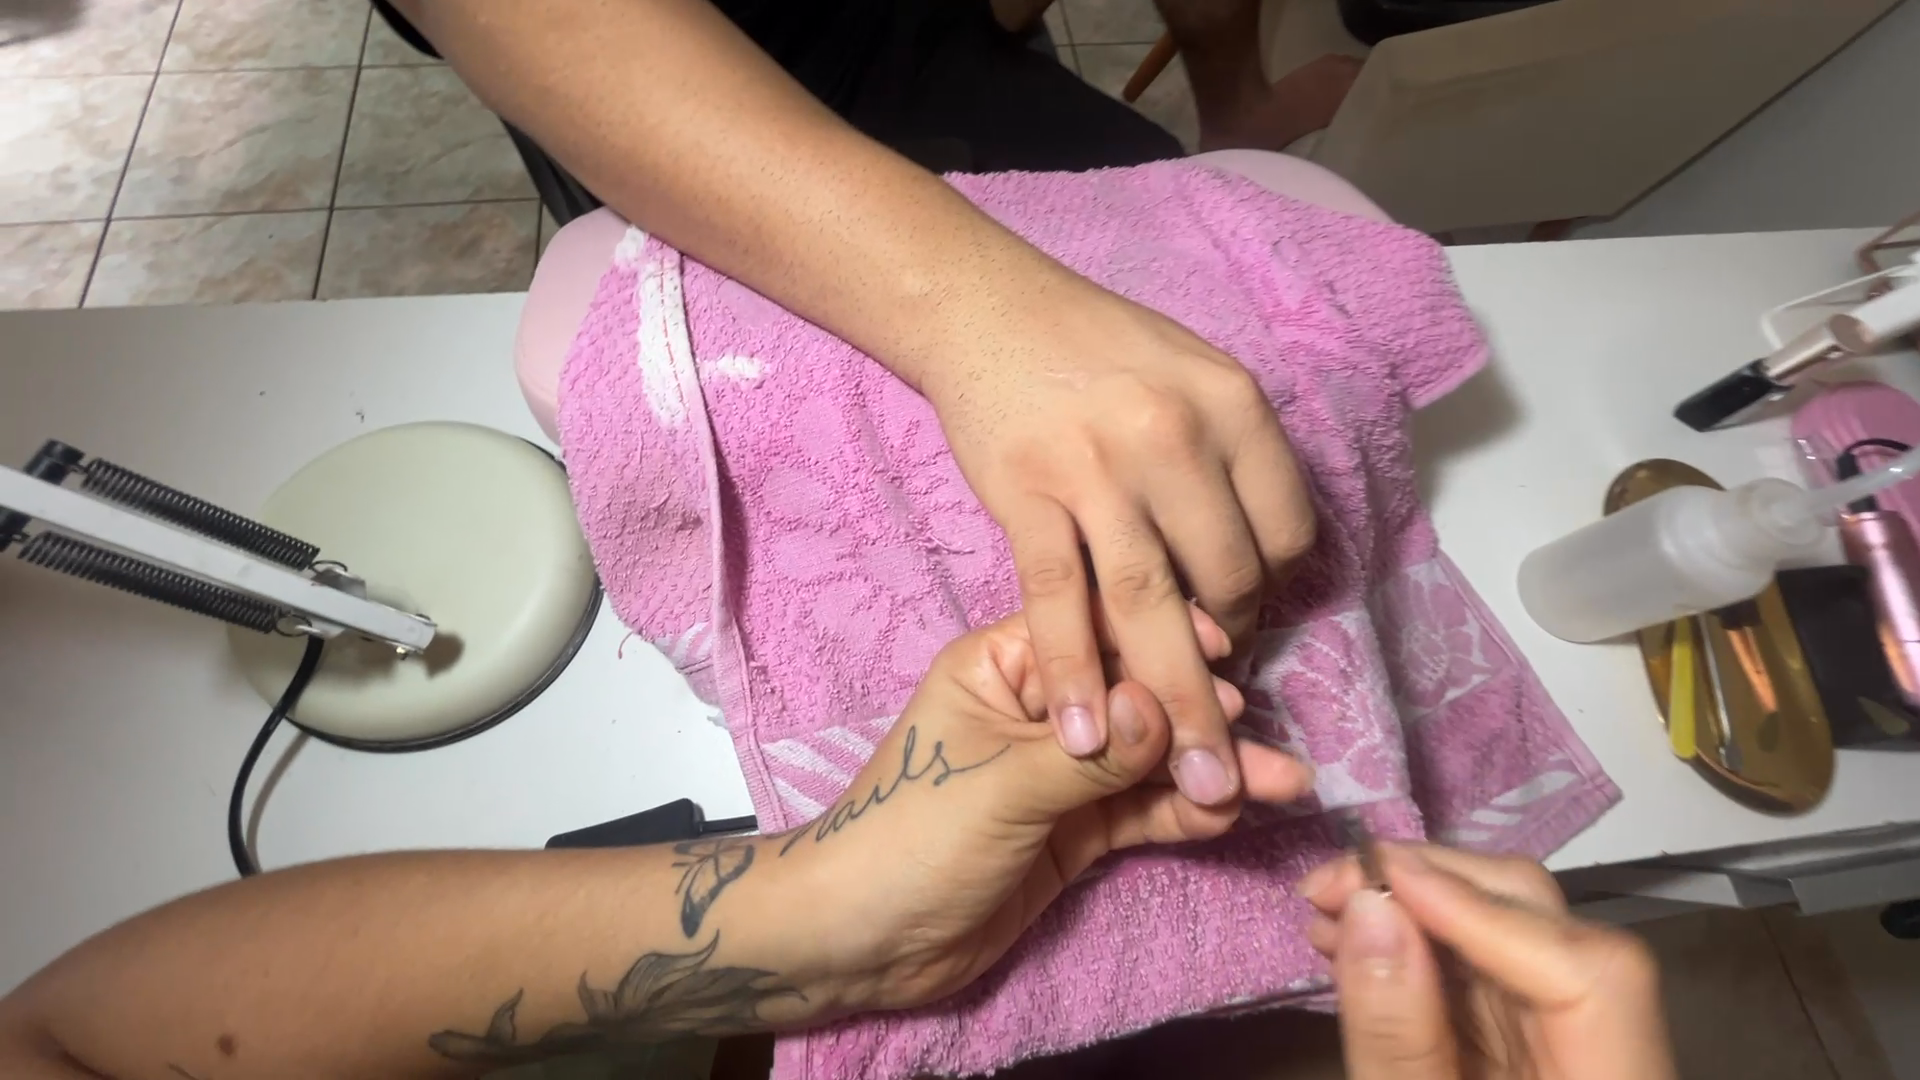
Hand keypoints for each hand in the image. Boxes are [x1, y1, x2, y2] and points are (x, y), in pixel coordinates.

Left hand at [777, 603, 1314, 1014]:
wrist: (865, 940)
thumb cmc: (913, 834)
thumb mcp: (1002, 784)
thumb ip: (1091, 752)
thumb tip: (1170, 705)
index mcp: (1004, 663)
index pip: (1090, 632)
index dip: (1155, 640)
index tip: (1222, 652)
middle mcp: (1041, 704)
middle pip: (1130, 695)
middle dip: (1195, 714)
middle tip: (1252, 736)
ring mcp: (1062, 767)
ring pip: (1146, 757)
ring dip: (1207, 768)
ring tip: (1282, 782)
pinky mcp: (1076, 824)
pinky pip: (1139, 809)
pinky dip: (1183, 811)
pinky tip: (1231, 814)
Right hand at [921, 281, 1314, 807]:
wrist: (988, 310)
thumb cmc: (1093, 345)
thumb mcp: (1189, 372)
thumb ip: (1227, 456)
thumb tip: (1241, 559)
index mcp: (1234, 405)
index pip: (1285, 532)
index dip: (1267, 598)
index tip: (1235, 631)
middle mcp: (1177, 438)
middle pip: (1226, 581)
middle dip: (1230, 676)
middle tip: (1234, 754)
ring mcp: (1098, 470)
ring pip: (1149, 604)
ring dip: (1175, 704)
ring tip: (1194, 783)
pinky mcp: (1028, 496)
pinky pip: (1059, 596)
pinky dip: (1075, 670)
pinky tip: (1084, 733)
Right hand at [1298, 844, 1678, 1079]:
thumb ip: (1396, 1035)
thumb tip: (1370, 904)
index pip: (1590, 980)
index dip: (1484, 913)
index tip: (1378, 881)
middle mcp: (1612, 1064)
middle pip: (1553, 929)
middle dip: (1434, 882)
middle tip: (1333, 883)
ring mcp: (1569, 1047)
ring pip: (1509, 925)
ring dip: (1410, 896)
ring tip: (1325, 907)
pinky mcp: (1523, 1040)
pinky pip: (1473, 957)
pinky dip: (1407, 928)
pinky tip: (1349, 935)